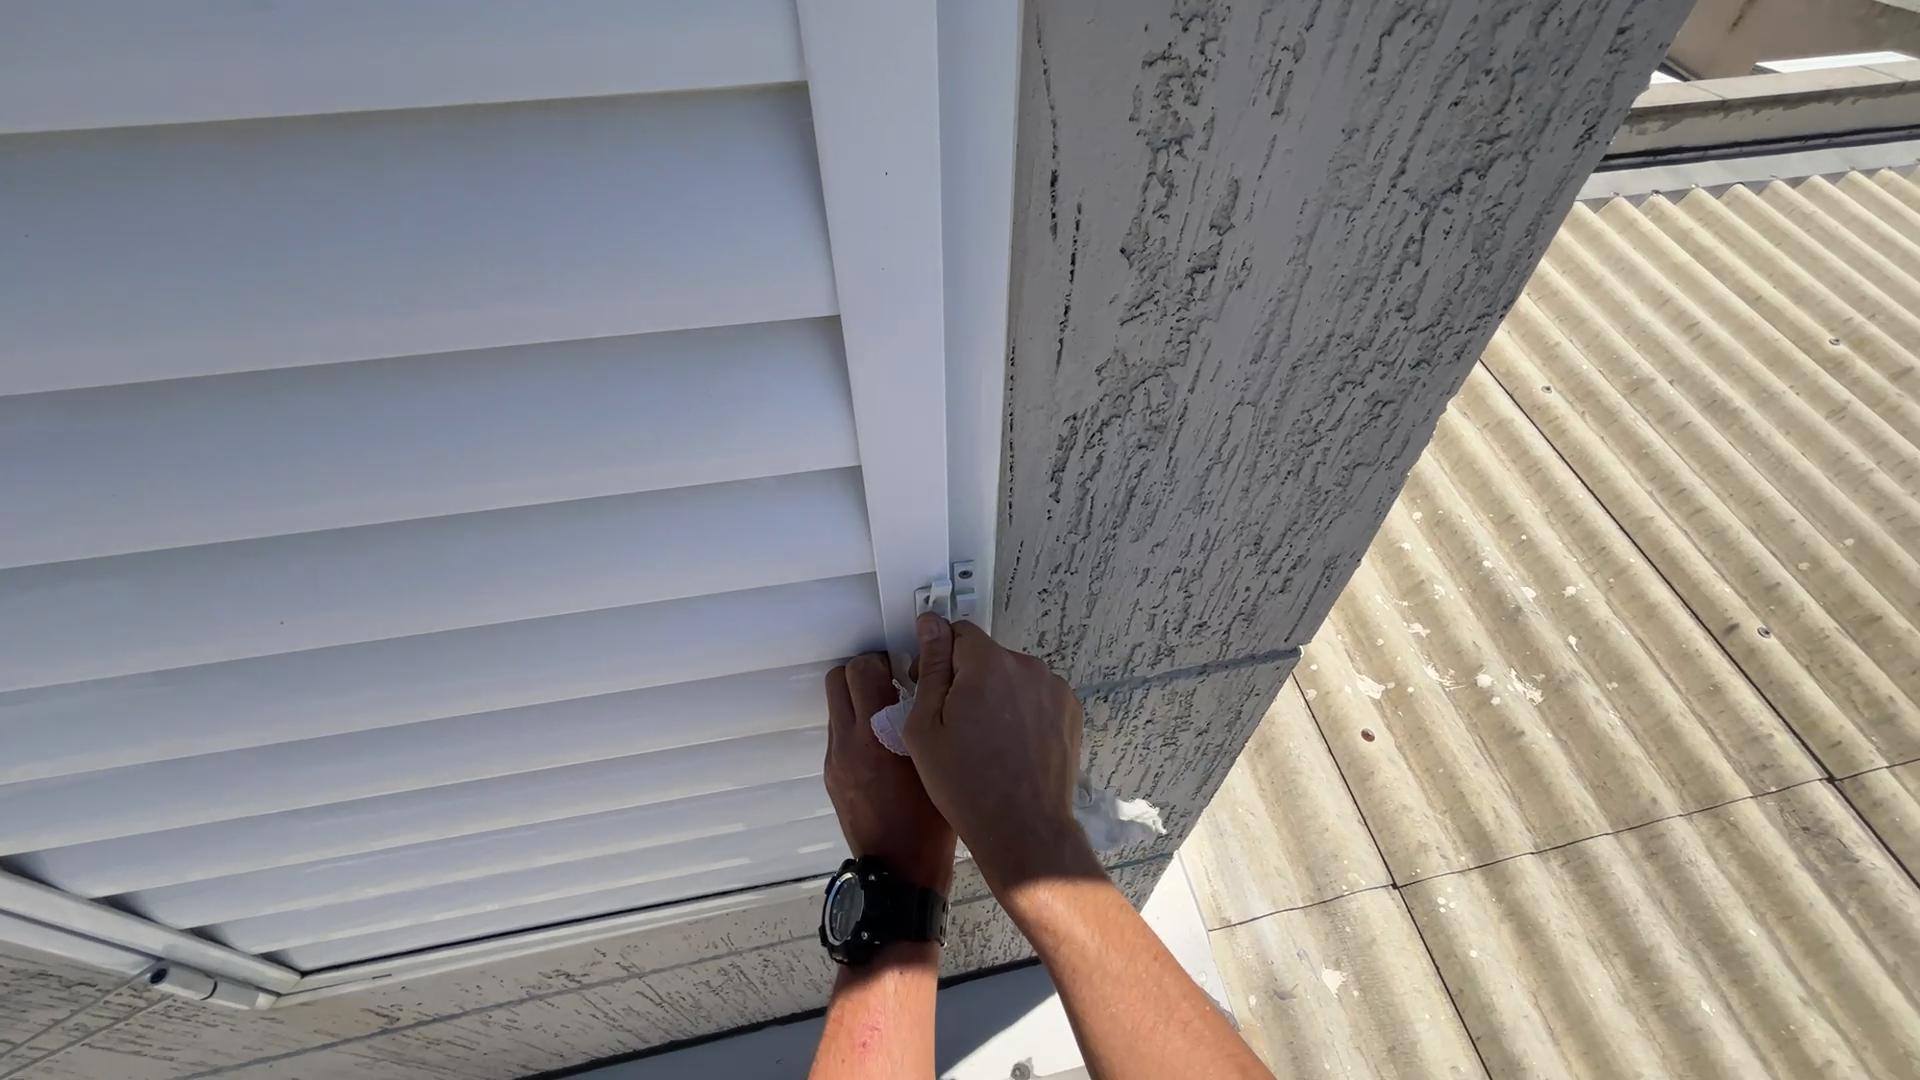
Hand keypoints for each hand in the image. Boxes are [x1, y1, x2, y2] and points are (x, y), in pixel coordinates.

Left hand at [823, 654, 956, 894]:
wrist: (900, 869)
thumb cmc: (930, 820)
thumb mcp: (940, 760)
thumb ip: (928, 720)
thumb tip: (928, 689)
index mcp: (879, 733)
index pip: (863, 669)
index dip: (882, 660)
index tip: (900, 668)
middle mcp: (849, 741)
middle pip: (838, 678)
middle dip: (862, 672)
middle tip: (888, 682)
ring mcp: (836, 759)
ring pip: (836, 706)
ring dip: (857, 699)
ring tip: (886, 714)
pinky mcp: (832, 775)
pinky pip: (838, 734)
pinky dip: (855, 727)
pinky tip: (881, 745)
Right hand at [902, 614, 1097, 894]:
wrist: (1023, 829)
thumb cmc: (966, 784)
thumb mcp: (925, 727)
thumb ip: (930, 668)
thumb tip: (930, 623)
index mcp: (988, 664)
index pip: (958, 632)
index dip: (939, 657)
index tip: (931, 688)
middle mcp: (1027, 666)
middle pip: (986, 655)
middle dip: (968, 678)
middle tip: (956, 724)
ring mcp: (1054, 687)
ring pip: (1011, 676)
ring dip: (997, 693)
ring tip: (987, 740)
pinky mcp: (1070, 709)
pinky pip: (1035, 695)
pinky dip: (1021, 710)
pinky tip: (1011, 745)